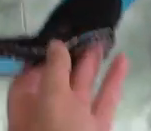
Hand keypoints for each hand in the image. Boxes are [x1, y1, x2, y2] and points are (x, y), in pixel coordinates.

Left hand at [8, 40, 127, 130]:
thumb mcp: (51, 99)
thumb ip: (54, 69)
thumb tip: (55, 44)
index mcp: (28, 112)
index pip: (27, 81)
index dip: (40, 59)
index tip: (56, 36)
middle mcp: (48, 117)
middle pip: (58, 80)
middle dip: (71, 55)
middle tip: (85, 29)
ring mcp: (74, 124)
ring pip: (83, 88)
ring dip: (94, 63)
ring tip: (104, 37)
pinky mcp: (96, 129)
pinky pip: (105, 100)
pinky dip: (114, 80)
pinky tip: (123, 59)